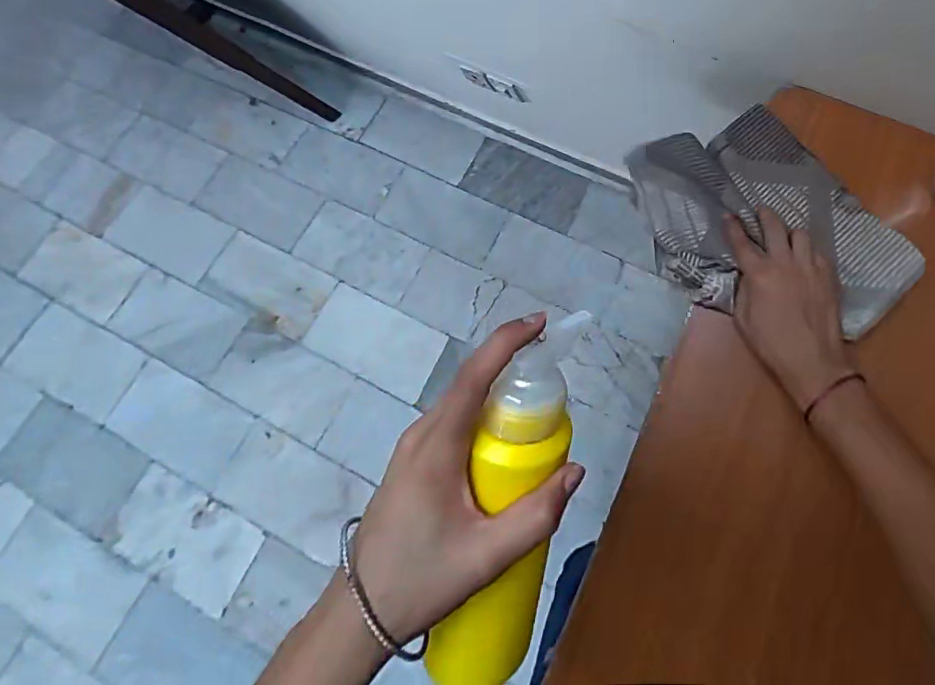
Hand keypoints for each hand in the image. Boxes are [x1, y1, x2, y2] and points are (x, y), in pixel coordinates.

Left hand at [350, 313, 585, 640]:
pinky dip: (484, 420)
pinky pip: (455, 423)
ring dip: (498, 398)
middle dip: (512, 369)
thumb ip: (537, 515)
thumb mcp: (487, 556)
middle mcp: (422, 433)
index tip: (539, 323)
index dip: (507, 341)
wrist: (360, 611)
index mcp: (436, 444)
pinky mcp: (413, 460)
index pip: (474, 376)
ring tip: (535, 418)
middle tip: (551, 378)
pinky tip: (502, 450)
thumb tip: (575, 470)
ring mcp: (414, 445)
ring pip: (463, 404)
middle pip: (471, 384)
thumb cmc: (421, 579)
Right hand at [724, 207, 851, 411]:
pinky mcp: (828, 277)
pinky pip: (817, 253)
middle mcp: (784, 263)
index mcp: (759, 274)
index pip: (742, 243)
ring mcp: (809, 268)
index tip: (729, 215)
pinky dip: (808, 252)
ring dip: (790, 232)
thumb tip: (744, 275)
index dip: (733, 227)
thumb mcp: (743, 319)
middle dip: (765, 214)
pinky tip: (804, 259)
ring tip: (785, 236)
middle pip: (774, 227)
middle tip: (760, 210)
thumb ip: (742, 290)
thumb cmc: (772, 344)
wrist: (813, 361)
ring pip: (801, 235)